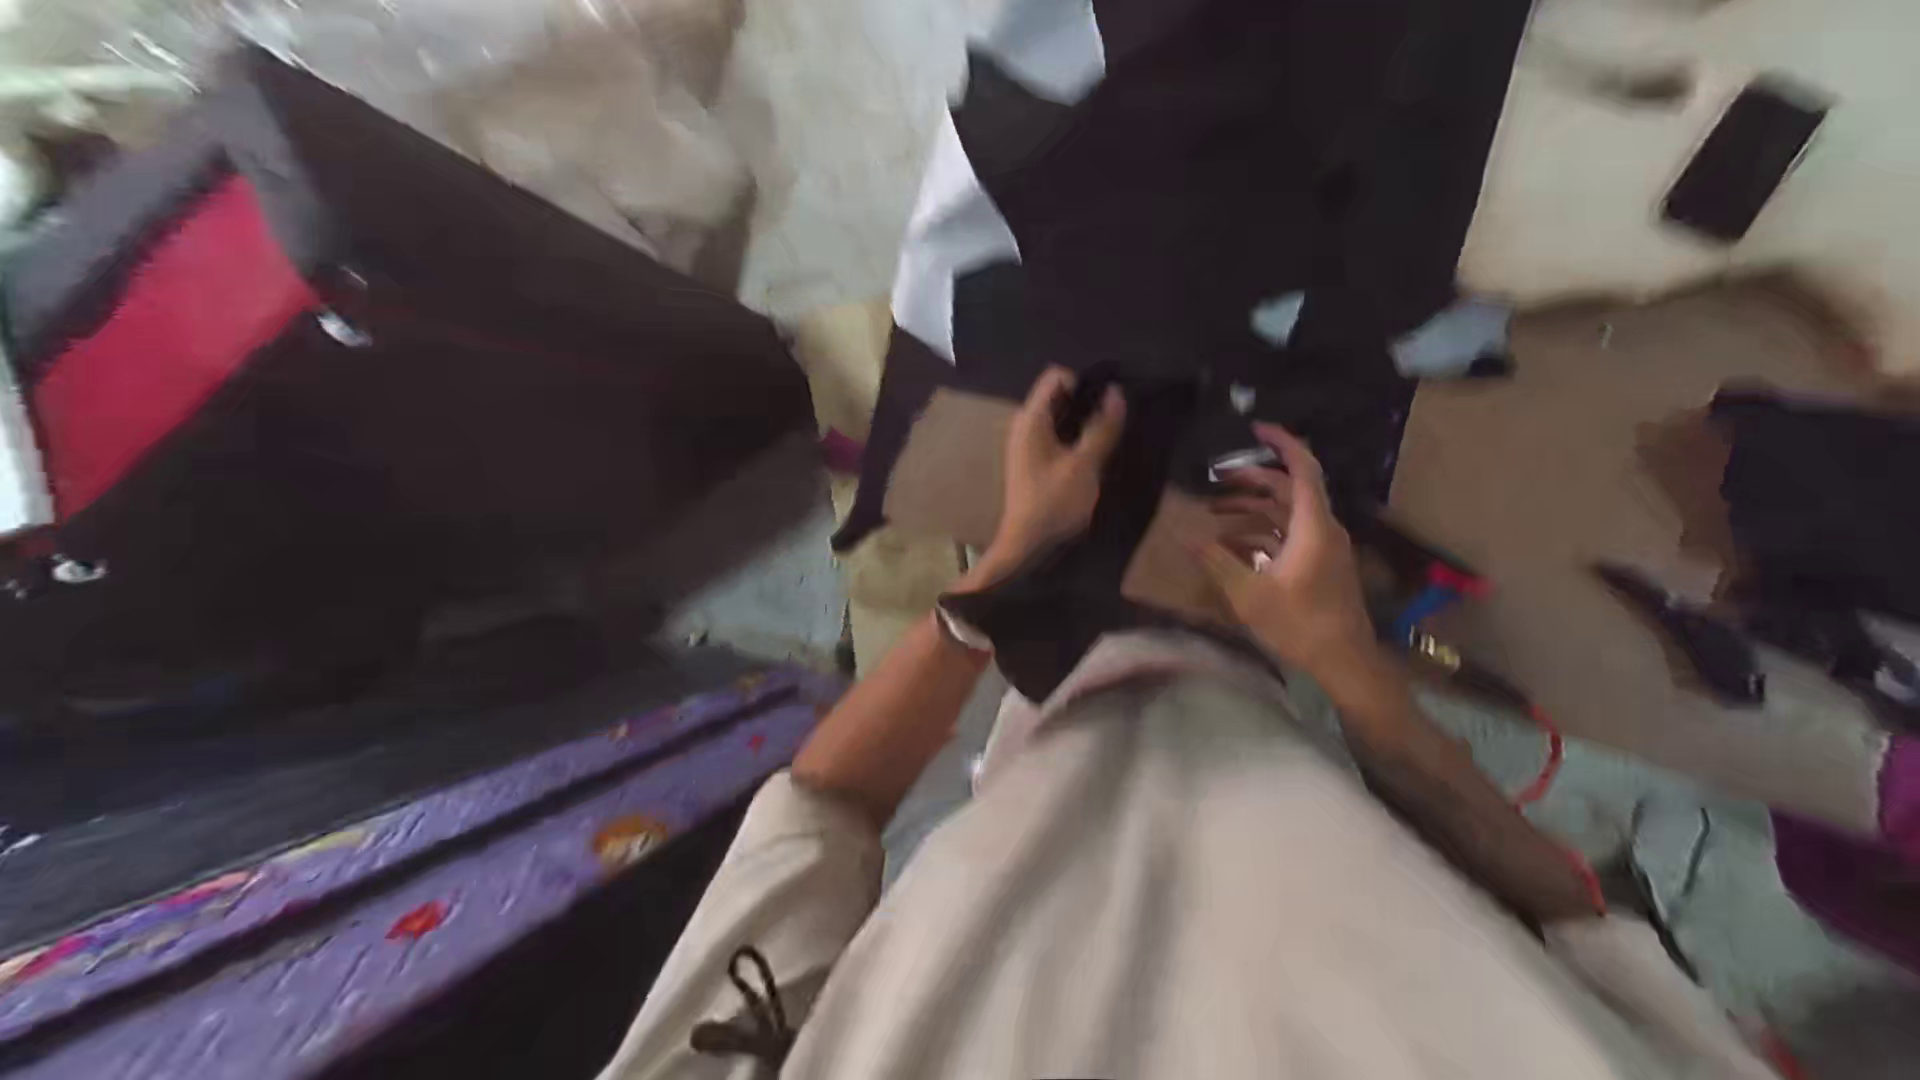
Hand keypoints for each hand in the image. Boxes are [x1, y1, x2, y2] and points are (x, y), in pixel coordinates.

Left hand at [963, 366, 1124, 589]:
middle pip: (1057, 394)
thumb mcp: (1085, 465)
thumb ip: (1102, 428)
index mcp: (1030, 420)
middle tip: (1111, 419)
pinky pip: (1054, 432)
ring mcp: (1025, 442)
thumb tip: (1117, 393)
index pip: (1055, 376)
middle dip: (1086, 400)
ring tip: (1105, 435)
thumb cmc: (1054, 503)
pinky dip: (1072, 435)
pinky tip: (1090, 452)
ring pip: (1058, 415)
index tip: (1106, 402)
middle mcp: (1023, 424)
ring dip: (1081, 419)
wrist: (1026, 544)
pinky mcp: (1031, 458)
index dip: (1084, 381)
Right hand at [1189, 423, 1394, 705]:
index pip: (1303, 469)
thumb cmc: (1299, 624)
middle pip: (1289, 489)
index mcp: (1313, 526)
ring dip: (1252, 509)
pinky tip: (1231, 545)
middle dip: (1252, 480)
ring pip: (1286, 512)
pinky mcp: (1319, 563)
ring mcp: (1323, 546)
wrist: (1344, 660)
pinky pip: (1288, 534)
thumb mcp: (1248, 594)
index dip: (1283, 443)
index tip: (1257, 427)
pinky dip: (1261, 532)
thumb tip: (1184, 536)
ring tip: (1214, 513)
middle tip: (1216, 480)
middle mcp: (1322, 528)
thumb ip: (1216, 561)